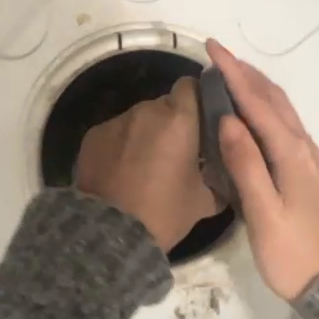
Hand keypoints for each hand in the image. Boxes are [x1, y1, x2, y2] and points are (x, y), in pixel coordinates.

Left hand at [75, 77, 221, 251]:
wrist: (110, 232)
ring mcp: (116, 120)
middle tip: (178, 150)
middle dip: (173, 122)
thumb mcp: (205, 201)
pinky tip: (123, 171)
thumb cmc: (164, 212)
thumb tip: (225, 173)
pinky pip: (116, 132)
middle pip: (165, 104)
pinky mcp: (93, 134)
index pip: (192, 86)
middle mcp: (146, 110)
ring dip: (147, 133)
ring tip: (148, 165)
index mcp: (179, 119)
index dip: (198, 98)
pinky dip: (123, 144)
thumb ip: (220, 178)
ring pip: (140, 118)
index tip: (203, 120)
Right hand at [208, 39, 318, 300]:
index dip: (234, 73)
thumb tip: (227, 119)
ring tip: (230, 72)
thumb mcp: (263, 212)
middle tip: (216, 54)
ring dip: (255, 85)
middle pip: (272, 97)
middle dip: (244, 72)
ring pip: (279, 107)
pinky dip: (262, 104)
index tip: (212, 49)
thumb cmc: (290, 251)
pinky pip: (280, 121)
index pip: (258, 102)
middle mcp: (302, 146)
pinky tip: (248, 110)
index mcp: (291, 152)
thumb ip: (246, 164)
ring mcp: (306, 156)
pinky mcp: (303, 168)